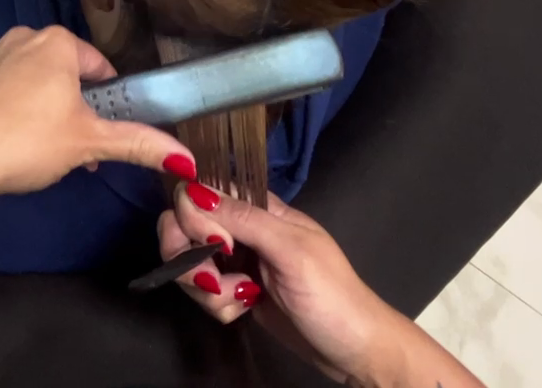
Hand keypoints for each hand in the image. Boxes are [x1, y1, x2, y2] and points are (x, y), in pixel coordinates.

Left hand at [0, 25, 191, 200]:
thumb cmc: (27, 142)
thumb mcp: (87, 143)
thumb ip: (137, 144)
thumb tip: (188, 158)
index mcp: (57, 43)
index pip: (98, 66)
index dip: (106, 102)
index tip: (101, 135)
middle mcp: (21, 36)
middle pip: (61, 72)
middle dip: (71, 107)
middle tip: (70, 150)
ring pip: (26, 78)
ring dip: (37, 106)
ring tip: (32, 151)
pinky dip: (1, 106)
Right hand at [158, 188, 392, 381]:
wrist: (356, 353)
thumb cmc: (332, 295)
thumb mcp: (290, 252)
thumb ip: (243, 219)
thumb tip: (191, 190)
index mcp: (257, 206)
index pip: (203, 190)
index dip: (192, 214)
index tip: (212, 244)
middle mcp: (241, 227)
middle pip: (185, 225)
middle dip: (189, 257)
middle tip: (212, 281)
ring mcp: (237, 261)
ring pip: (190, 261)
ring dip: (205, 287)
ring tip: (239, 300)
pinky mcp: (234, 291)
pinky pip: (203, 290)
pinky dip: (215, 305)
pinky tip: (242, 311)